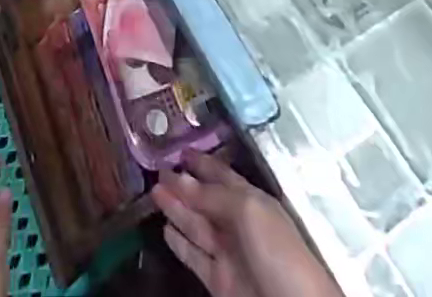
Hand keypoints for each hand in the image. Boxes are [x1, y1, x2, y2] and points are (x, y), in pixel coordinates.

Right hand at [152, 153, 341, 296]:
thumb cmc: (278, 254)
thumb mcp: (249, 212)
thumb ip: (213, 196)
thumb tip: (180, 178)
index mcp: (252, 202)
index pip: (222, 175)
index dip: (202, 162)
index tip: (179, 149)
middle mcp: (239, 224)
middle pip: (205, 200)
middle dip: (183, 185)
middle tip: (157, 170)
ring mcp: (228, 254)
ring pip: (196, 226)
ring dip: (176, 209)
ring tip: (153, 192)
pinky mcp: (218, 282)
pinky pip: (195, 257)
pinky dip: (179, 243)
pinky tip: (165, 229)